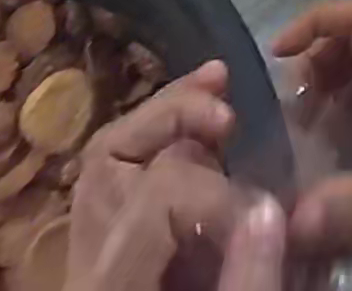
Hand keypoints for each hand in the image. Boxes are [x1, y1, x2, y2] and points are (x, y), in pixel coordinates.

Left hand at [68, 62, 286, 290]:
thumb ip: (245, 284)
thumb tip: (269, 206)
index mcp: (105, 289)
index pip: (160, 194)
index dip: (220, 191)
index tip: (269, 216)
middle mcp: (82, 266)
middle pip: (111, 159)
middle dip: (176, 119)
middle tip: (232, 112)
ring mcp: (87, 261)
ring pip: (112, 159)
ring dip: (169, 113)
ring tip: (219, 82)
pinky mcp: (110, 263)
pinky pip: (126, 181)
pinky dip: (167, 140)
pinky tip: (210, 126)